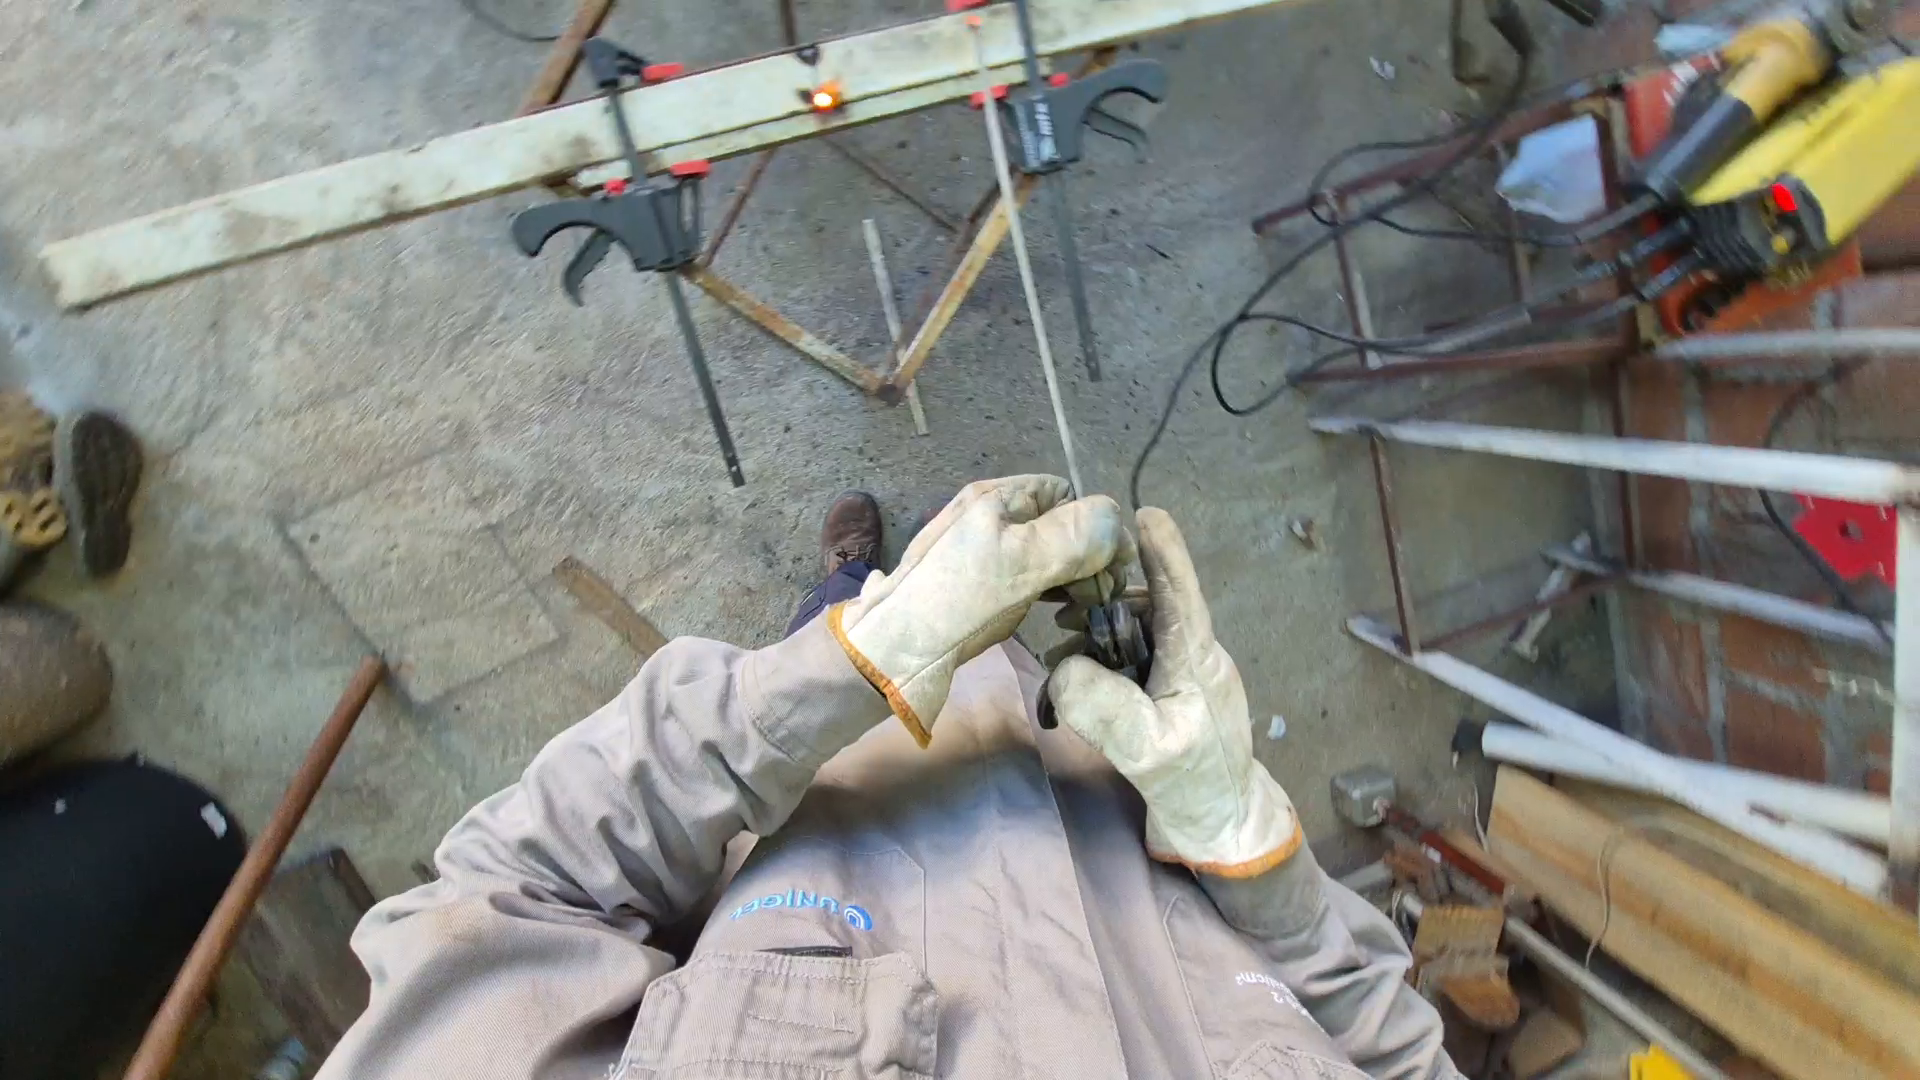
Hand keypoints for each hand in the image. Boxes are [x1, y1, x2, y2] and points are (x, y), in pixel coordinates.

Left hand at [830, 475, 1129, 747]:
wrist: (893, 653)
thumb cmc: (956, 601)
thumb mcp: (1019, 561)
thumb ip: (1073, 535)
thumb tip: (1117, 520)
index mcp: (996, 498)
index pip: (1065, 494)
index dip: (1094, 526)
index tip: (1110, 569)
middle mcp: (990, 518)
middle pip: (1058, 524)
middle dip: (1086, 556)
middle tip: (1099, 596)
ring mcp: (984, 554)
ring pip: (1047, 555)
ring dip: (1072, 578)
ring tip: (1082, 607)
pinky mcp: (980, 588)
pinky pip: (1029, 579)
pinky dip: (1050, 593)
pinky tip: (1055, 613)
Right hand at [1047, 508, 1300, 877]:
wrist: (1223, 828)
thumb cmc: (1195, 787)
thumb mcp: (1146, 751)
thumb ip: (1104, 708)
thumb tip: (1064, 668)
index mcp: (1197, 659)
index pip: (1181, 592)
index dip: (1164, 550)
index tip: (1145, 514)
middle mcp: (1196, 656)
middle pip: (1155, 605)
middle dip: (1111, 594)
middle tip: (1064, 602)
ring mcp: (1186, 675)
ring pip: (1144, 630)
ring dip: (1105, 627)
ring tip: (1064, 637)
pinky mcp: (1174, 693)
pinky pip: (1139, 656)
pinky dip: (1109, 653)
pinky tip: (1081, 669)